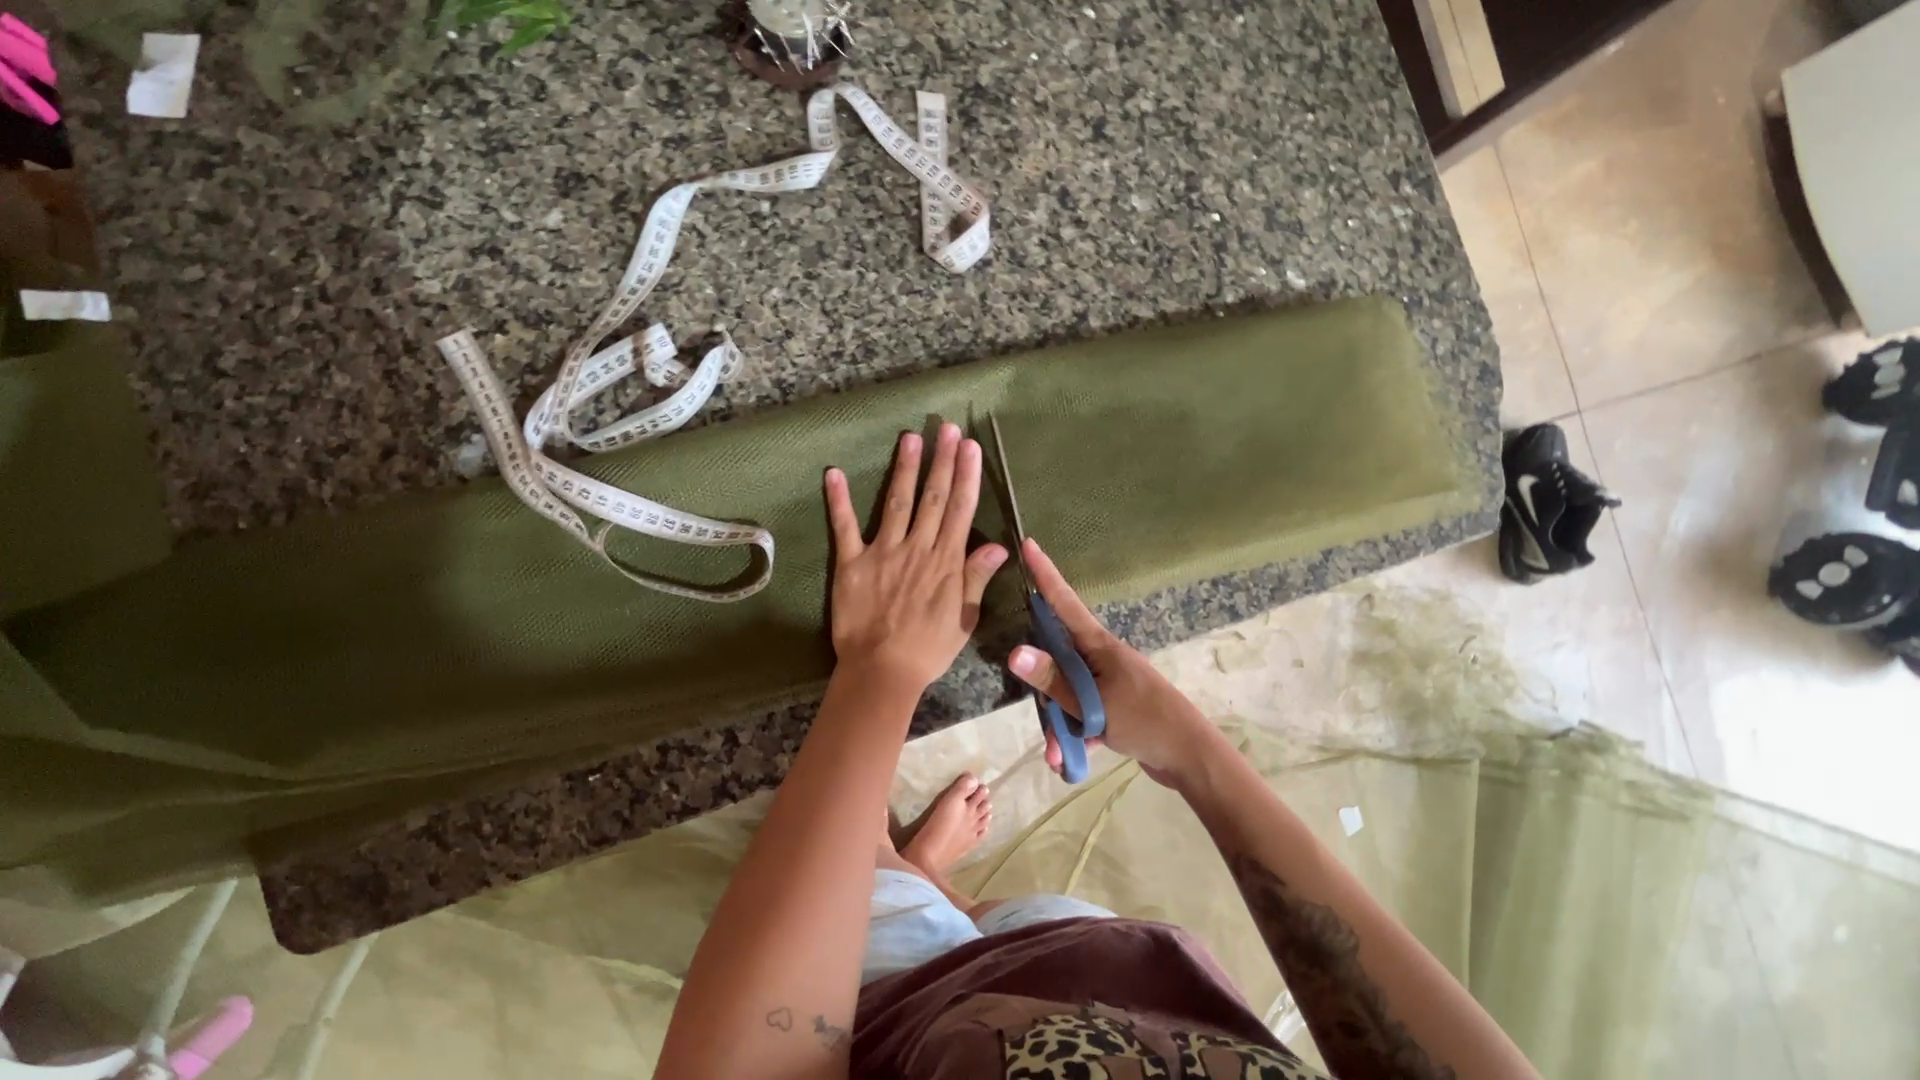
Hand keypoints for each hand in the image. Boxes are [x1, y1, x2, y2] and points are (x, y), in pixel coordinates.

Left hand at [824, 423, 1007, 690]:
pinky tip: (833, 473)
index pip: (959, 510)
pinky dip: (839, 500)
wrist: (883, 670)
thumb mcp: (964, 618)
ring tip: (911, 438)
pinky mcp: (852, 563)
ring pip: (897, 502)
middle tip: (947, 429)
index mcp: (946, 562)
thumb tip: (999, 545)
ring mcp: (883, 552)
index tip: (970, 447)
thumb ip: (976, 578)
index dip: (966, 476)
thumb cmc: (928, 649)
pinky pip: (845, 527)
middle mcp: (917, 548)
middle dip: (941, 461)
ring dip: (904, 468)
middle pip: (932, 498)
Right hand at [1006, 538, 1221, 786]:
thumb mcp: (1092, 703)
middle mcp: (1104, 659)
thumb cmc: (1144, 721)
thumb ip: (1053, 681)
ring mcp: (1111, 684)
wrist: (1190, 756)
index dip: (1046, 575)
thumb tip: (1016, 652)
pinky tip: (1072, 761)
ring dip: (1061, 727)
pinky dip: (1076, 738)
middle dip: (1045, 696)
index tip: (1029, 544)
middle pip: (1058, 663)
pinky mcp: (1116, 709)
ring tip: (1060, 756)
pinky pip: (1084, 717)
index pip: (1065, 603)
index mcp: (1100, 647)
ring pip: (1069, 697)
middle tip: (1046, 726)